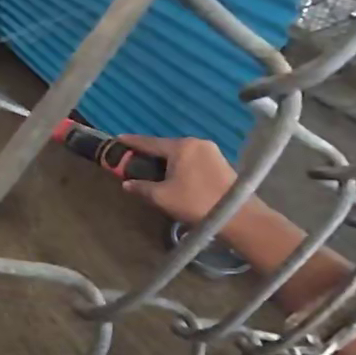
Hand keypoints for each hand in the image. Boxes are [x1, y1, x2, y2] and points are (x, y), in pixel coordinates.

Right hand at [116, 135, 237, 225]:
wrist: (237, 216)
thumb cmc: (196, 203)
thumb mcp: (162, 197)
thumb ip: (141, 187)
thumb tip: (127, 184)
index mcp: (181, 147)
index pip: (150, 142)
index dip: (132, 142)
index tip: (118, 139)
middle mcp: (196, 143)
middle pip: (166, 145)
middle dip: (150, 152)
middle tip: (134, 159)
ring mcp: (211, 151)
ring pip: (180, 152)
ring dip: (166, 159)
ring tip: (152, 168)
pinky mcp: (220, 161)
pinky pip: (192, 158)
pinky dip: (180, 164)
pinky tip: (174, 174)